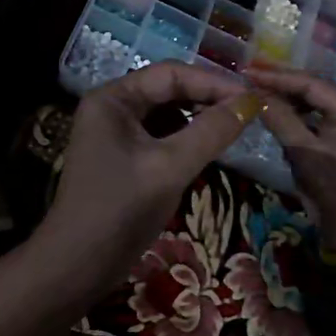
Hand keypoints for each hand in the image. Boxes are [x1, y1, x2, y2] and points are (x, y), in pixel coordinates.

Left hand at [37, 62, 262, 293]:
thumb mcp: (170, 166)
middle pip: (168, 91)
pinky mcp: (124, 160)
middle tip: (251, 113)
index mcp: (112, 99)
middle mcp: (111, 109)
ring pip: (167, 116)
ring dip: (199, 120)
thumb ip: (211, 131)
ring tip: (237, 130)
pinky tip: (212, 150)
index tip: (255, 97)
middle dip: (208, 99)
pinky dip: (186, 141)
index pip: (170, 73)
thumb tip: (252, 101)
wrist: (80, 261)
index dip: (213, 82)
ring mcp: (115, 135)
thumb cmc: (121, 207)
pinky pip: (161, 139)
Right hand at [246, 66, 335, 251]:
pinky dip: (305, 116)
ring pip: (324, 105)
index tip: (249, 72)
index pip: (315, 85)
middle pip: (322, 91)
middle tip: (253, 76)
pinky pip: (328, 120)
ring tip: (262, 92)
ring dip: (294, 99)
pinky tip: (282, 113)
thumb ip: (281, 119)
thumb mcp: (303, 153)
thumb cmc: (333, 191)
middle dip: (286, 85)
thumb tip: (257, 95)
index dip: (279, 77)